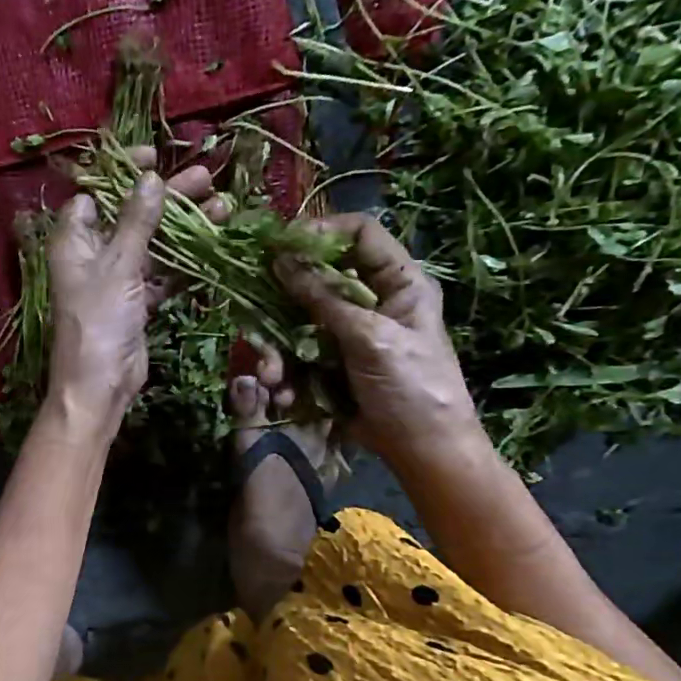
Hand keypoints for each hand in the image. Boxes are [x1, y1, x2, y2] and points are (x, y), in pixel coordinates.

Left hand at [46, 156, 212, 426]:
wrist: (101, 384)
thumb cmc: (99, 321)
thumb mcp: (118, 266)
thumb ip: (137, 222)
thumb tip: (151, 178)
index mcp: (76, 238)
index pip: (99, 191)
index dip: (125, 171)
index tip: (155, 156)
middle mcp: (95, 253)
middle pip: (134, 214)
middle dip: (168, 197)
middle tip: (205, 177)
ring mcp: (119, 278)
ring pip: (155, 243)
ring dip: (185, 228)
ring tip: (222, 205)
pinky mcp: (139, 300)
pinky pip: (164, 273)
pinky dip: (186, 261)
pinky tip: (214, 245)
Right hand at [272, 213, 486, 471]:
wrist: (423, 450)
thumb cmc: (410, 385)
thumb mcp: (369, 337)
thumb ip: (324, 297)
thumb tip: (281, 259)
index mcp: (399, 282)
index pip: (361, 233)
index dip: (322, 230)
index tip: (282, 242)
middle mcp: (375, 299)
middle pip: (324, 274)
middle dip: (289, 291)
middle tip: (257, 297)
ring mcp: (353, 332)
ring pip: (305, 316)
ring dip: (282, 340)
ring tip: (271, 370)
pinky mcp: (337, 361)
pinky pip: (304, 350)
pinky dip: (290, 367)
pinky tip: (284, 390)